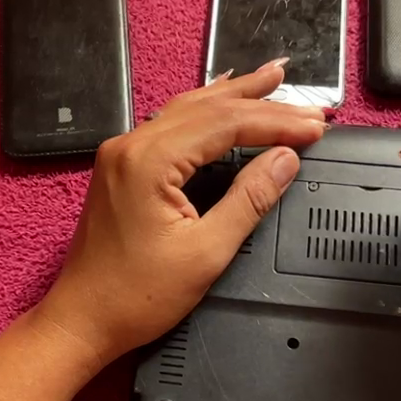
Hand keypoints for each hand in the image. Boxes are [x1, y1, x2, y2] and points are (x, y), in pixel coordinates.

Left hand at [37, 61, 327, 363]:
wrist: (82, 319)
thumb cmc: (137, 297)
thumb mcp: (205, 253)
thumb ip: (248, 199)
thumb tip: (286, 158)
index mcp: (149, 160)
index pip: (224, 123)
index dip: (276, 121)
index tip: (317, 126)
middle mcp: (130, 145)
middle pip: (207, 108)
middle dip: (262, 103)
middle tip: (312, 104)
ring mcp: (122, 154)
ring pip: (187, 110)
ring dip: (234, 98)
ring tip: (273, 80)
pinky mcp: (121, 169)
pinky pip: (171, 127)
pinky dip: (205, 114)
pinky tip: (222, 101)